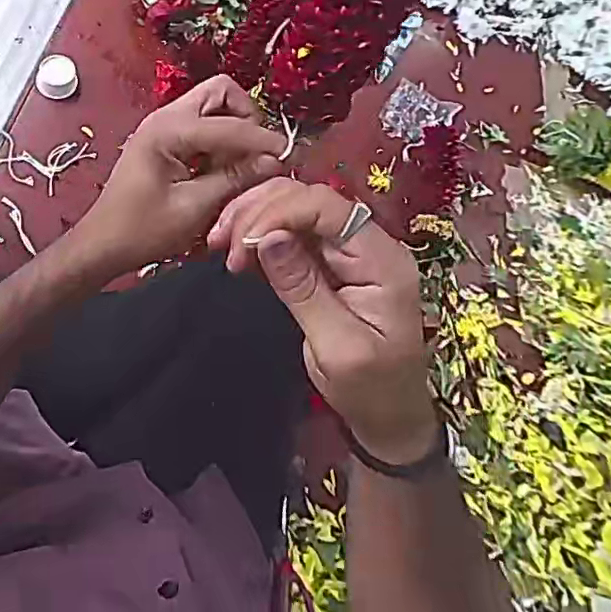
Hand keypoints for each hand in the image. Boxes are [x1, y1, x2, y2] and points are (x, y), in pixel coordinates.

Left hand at [69, 75, 282, 277]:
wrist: (102, 244)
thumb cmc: (142, 230)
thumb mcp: (193, 208)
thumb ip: (235, 180)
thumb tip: (274, 161)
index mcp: (167, 130)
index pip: (228, 123)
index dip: (261, 139)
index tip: (287, 155)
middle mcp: (166, 117)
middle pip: (221, 93)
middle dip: (246, 117)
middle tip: (259, 153)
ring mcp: (165, 124)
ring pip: (215, 106)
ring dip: (234, 129)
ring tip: (243, 165)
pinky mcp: (168, 138)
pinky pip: (205, 124)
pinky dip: (222, 140)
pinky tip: (225, 169)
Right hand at [210, 179, 439, 464]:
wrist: (390, 415)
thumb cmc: (370, 389)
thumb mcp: (336, 348)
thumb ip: (303, 289)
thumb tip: (269, 237)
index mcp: (382, 259)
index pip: (328, 207)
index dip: (279, 212)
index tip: (240, 243)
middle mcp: (368, 241)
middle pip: (309, 197)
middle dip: (259, 211)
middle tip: (221, 243)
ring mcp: (349, 246)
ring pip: (297, 204)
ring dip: (254, 215)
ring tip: (220, 241)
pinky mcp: (331, 256)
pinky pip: (292, 227)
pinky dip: (260, 230)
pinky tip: (235, 247)